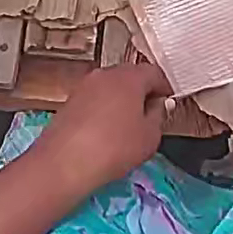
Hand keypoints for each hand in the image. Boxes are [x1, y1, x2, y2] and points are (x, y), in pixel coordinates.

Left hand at [25, 62, 173, 194]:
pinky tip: (106, 130)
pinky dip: (104, 107)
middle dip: (142, 91)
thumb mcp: (149, 136)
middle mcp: (105, 73)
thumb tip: (157, 104)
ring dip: (122, 99)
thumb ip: (158, 115)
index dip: (164, 86)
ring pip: (111, 86)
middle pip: (130, 75)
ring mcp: (85, 85)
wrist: (64, 161)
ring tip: (128, 125)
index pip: (153, 72)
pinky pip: (95, 98)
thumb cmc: (115, 147)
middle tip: (150, 114)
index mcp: (129, 76)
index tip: (168, 102)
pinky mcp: (70, 100)